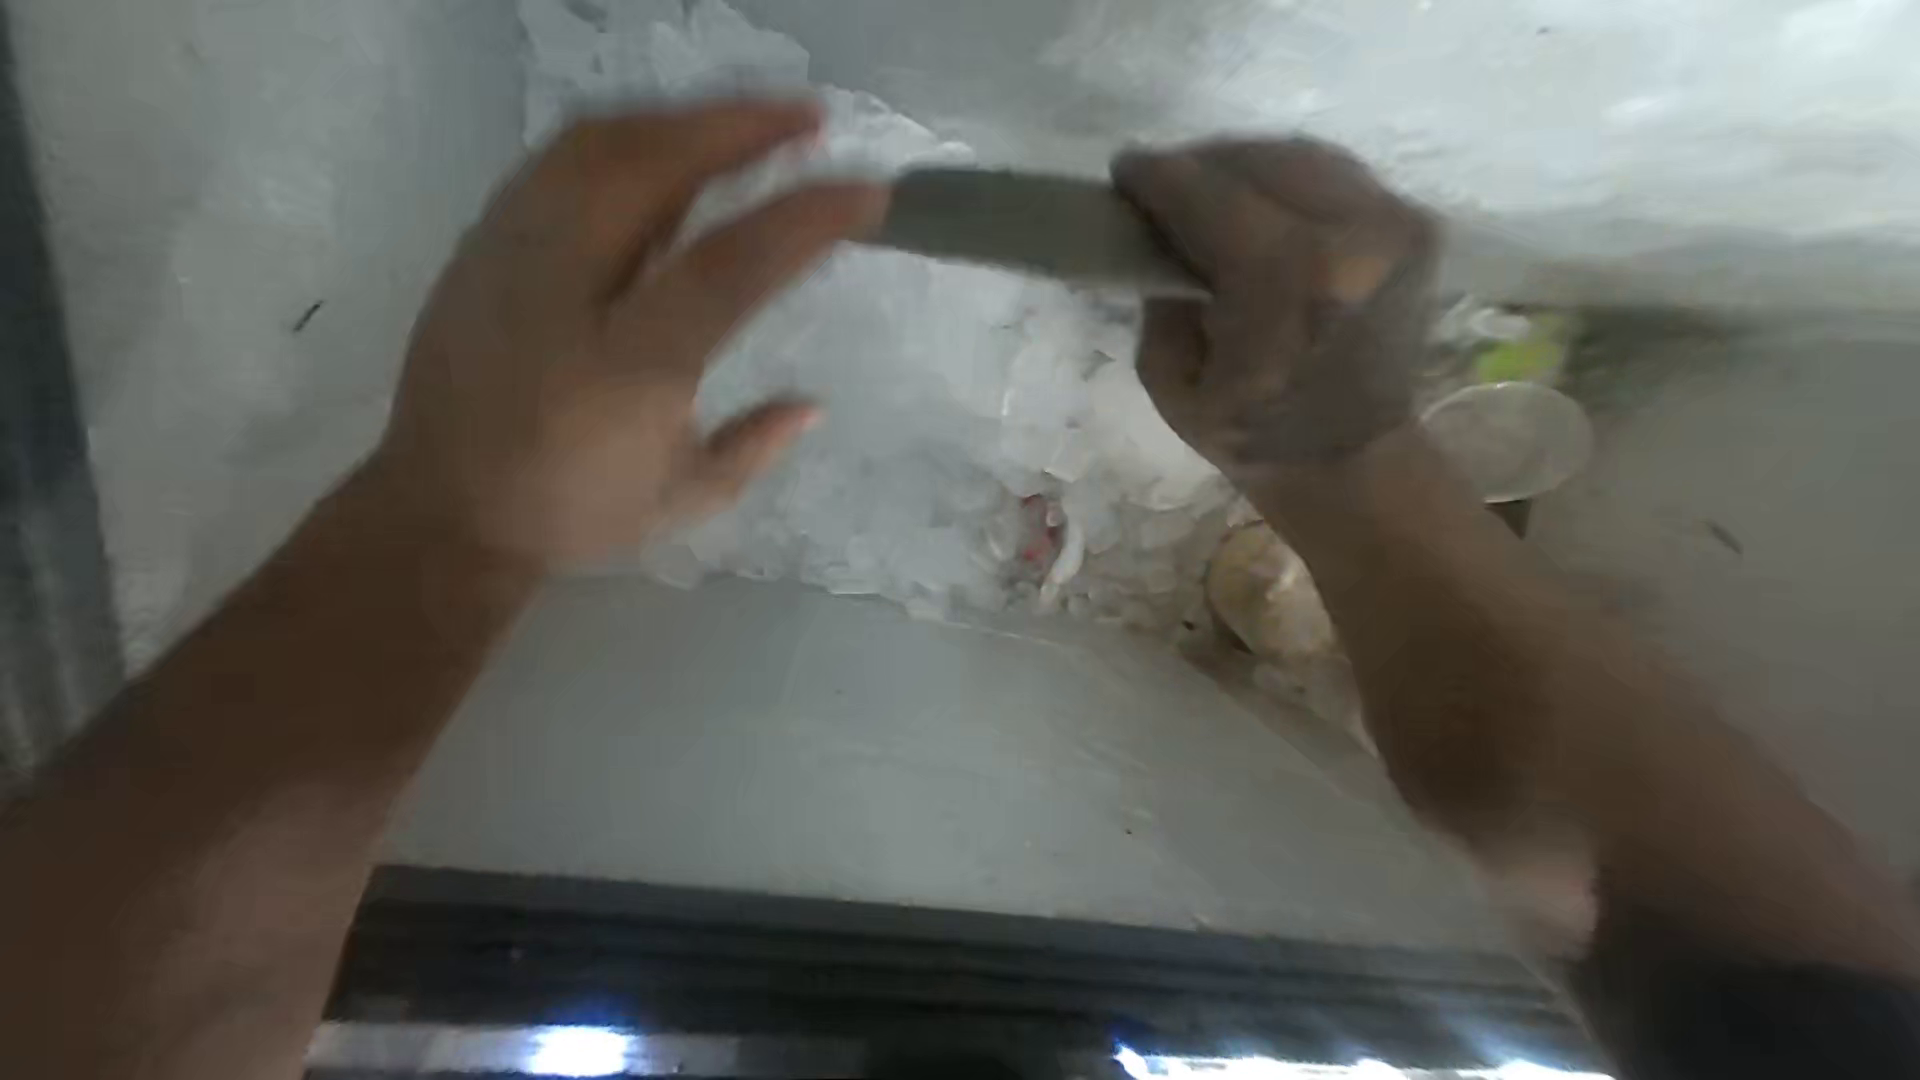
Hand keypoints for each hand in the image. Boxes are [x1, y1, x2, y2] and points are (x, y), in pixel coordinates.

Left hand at [366, 101, 887, 567]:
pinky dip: (631, 137)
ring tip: (748, 122)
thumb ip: (757, 446)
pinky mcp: (482, 245)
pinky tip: (670, 146)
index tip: (865, 195)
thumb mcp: (688, 499)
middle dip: (742, 128)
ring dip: (686, 119)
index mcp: (631, 369)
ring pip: (599, 144)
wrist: (445, 510)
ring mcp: (511, 255)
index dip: (804, 220)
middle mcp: (565, 292)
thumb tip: (812, 403)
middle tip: (811, 119)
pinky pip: (561, 161)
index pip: (730, 267)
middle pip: (653, 167)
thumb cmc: (579, 514)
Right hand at [1112, 139, 1437, 485]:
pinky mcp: (1414, 229)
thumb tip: (1165, 248)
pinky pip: (1336, 177)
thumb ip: (1161, 307)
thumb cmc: (1250, 437)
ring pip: (1304, 157)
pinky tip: (1255, 203)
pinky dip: (1287, 181)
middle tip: (1161, 182)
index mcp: (1289, 282)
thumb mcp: (1174, 385)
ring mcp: (1397, 225)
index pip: (1212, 199)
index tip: (1125, 169)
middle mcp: (1356, 235)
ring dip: (1244, 165)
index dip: (1160, 178)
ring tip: (1204, 188)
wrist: (1347, 460)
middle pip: (1261, 161)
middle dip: (1201, 164)